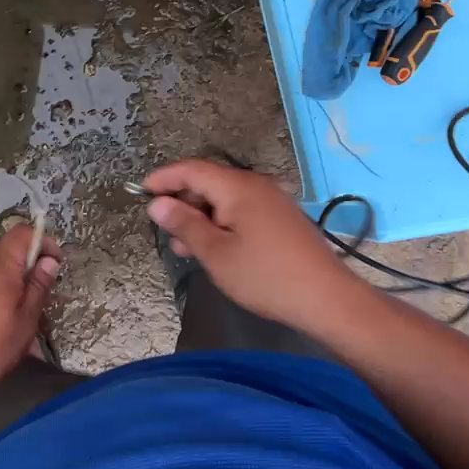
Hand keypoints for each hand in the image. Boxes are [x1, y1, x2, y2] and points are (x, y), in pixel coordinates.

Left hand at [0, 224, 60, 402]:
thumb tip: (49, 261)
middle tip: (34, 293)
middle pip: (6, 247)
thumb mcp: (25, 324)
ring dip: (6, 275)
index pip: (22, 232)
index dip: (42, 241)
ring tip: (10, 309)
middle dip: (25, 262)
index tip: (52, 264)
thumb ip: (38, 287)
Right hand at [144, 159, 357, 326]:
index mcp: (237, 187)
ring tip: (187, 249)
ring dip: (201, 217)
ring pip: (224, 199)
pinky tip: (215, 249)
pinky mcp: (281, 218)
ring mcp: (271, 200)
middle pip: (207, 182)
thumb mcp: (216, 253)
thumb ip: (184, 224)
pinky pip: (241, 210)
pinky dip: (221, 223)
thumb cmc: (265, 276)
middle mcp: (255, 185)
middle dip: (182, 203)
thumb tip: (157, 203)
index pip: (191, 169)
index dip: (163, 178)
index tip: (141, 192)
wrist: (328, 299)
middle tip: (167, 233)